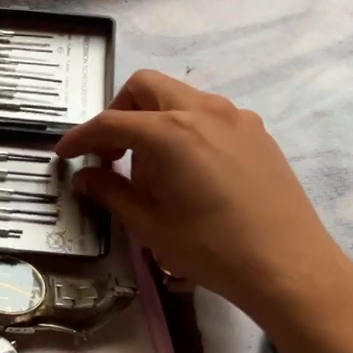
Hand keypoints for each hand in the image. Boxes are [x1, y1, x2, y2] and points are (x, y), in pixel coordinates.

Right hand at [55, 69, 352, 329]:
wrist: (288, 265)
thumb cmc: (211, 249)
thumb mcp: (149, 225)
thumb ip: (111, 192)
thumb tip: (83, 177)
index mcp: (170, 133)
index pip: (111, 122)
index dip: (81, 137)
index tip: (64, 155)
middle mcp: (202, 112)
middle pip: (145, 87)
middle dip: (117, 113)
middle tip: (108, 154)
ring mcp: (235, 118)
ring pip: (178, 97)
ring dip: (151, 120)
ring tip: (148, 169)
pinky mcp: (256, 133)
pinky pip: (206, 114)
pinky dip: (182, 129)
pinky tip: (184, 172)